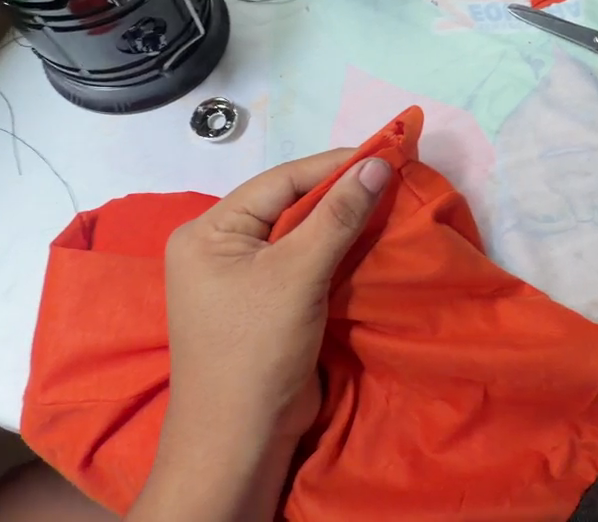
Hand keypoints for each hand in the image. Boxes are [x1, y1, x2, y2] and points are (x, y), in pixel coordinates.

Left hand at [135, 149, 390, 520]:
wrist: (241, 444)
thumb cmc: (257, 351)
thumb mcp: (299, 274)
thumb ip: (339, 215)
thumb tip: (378, 163)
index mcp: (208, 230)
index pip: (281, 181)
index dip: (334, 165)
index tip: (384, 154)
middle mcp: (219, 246)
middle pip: (289, 202)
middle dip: (339, 191)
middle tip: (389, 175)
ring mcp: (240, 275)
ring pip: (299, 231)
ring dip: (341, 219)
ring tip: (386, 199)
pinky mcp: (263, 300)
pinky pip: (302, 259)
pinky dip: (334, 248)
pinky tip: (366, 237)